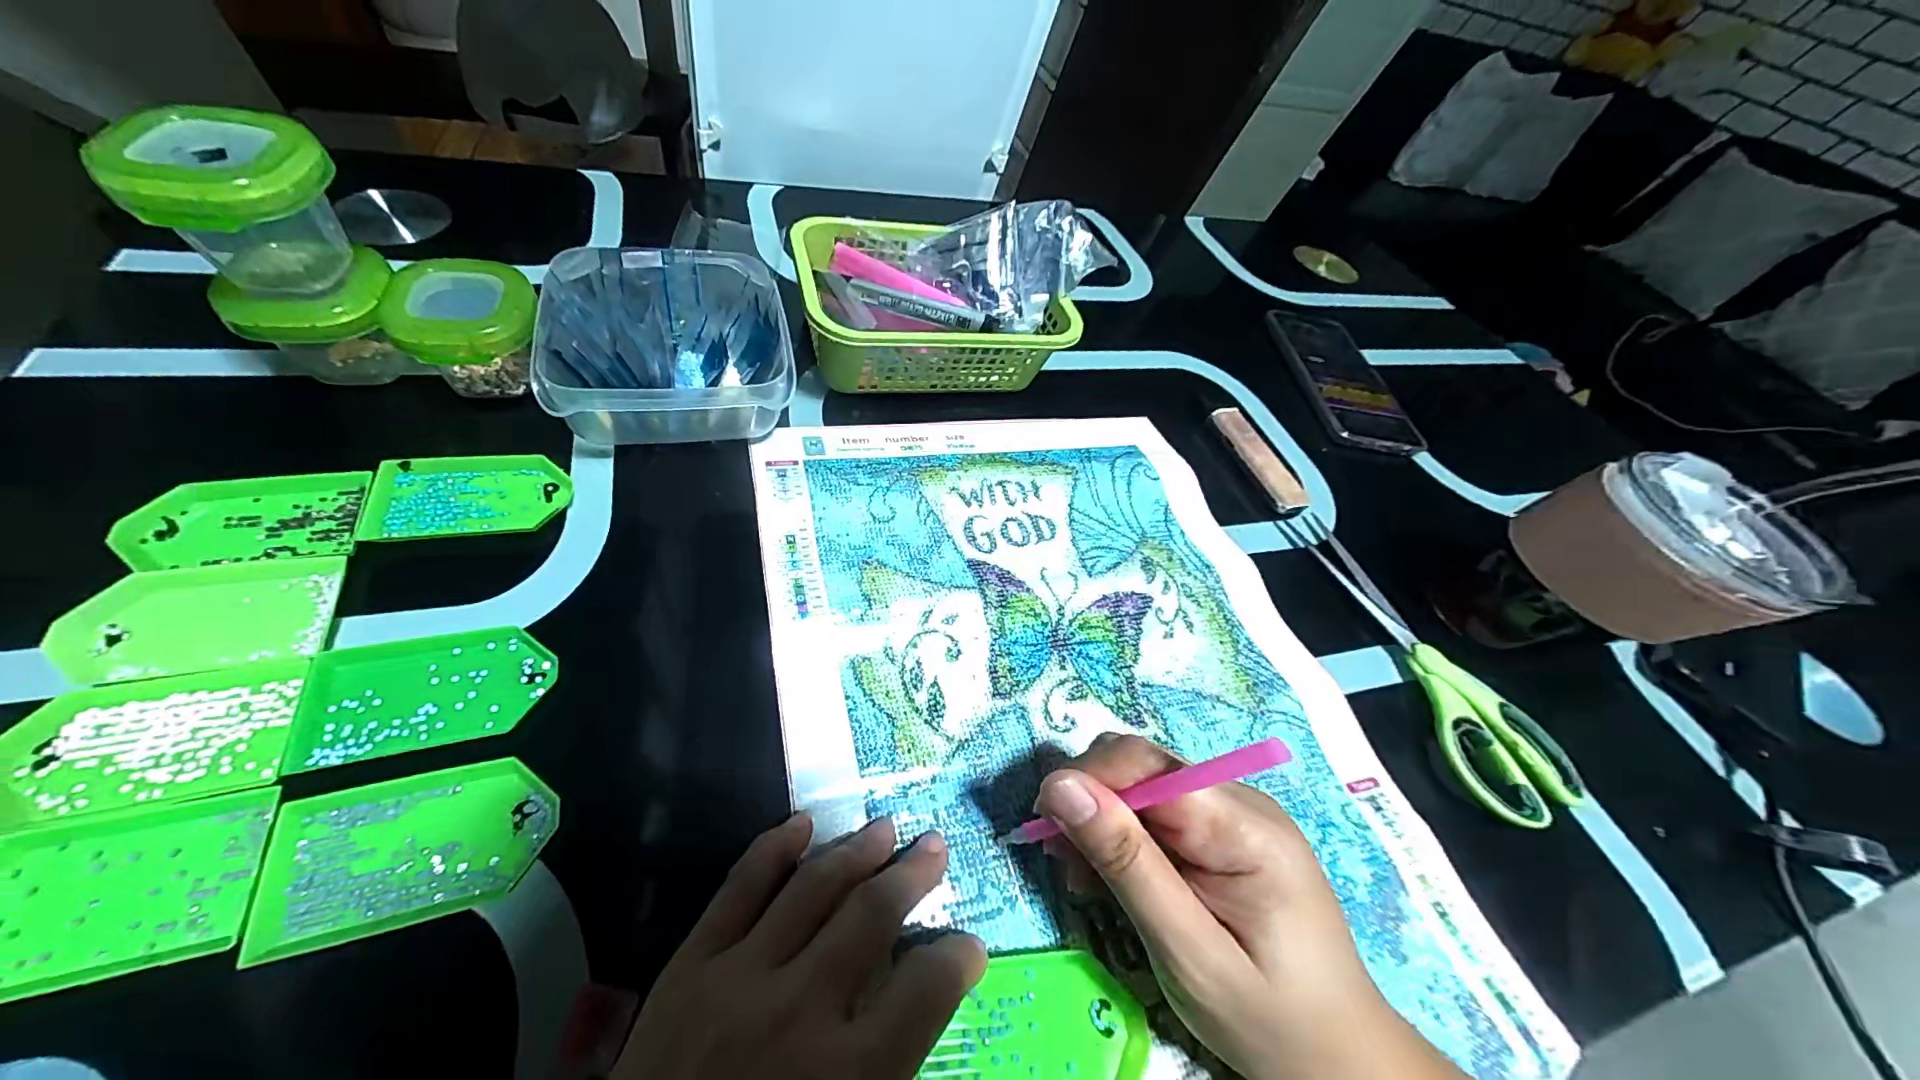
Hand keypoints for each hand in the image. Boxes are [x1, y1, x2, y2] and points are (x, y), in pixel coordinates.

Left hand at [615, 814, 986, 1079]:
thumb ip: (888, 1064)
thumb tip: (917, 1006)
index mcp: (850, 1072)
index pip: (928, 987)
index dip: (959, 958)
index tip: (967, 947)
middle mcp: (800, 1009)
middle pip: (872, 914)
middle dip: (912, 874)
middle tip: (933, 846)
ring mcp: (739, 978)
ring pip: (812, 889)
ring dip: (855, 851)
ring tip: (885, 827)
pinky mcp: (689, 966)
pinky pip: (738, 890)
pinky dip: (772, 850)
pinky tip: (801, 824)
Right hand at [1036, 734, 1464, 1079]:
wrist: (1340, 1059)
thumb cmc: (1267, 1018)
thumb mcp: (1187, 950)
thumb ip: (1126, 863)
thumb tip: (1060, 785)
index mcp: (1245, 826)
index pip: (1147, 765)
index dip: (1087, 781)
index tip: (1042, 825)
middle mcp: (1241, 800)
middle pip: (1143, 766)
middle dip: (1091, 802)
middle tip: (1065, 863)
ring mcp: (1235, 814)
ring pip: (1144, 787)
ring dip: (1102, 822)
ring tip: (1085, 879)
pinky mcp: (1225, 834)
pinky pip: (1160, 813)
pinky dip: (1124, 838)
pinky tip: (1112, 877)